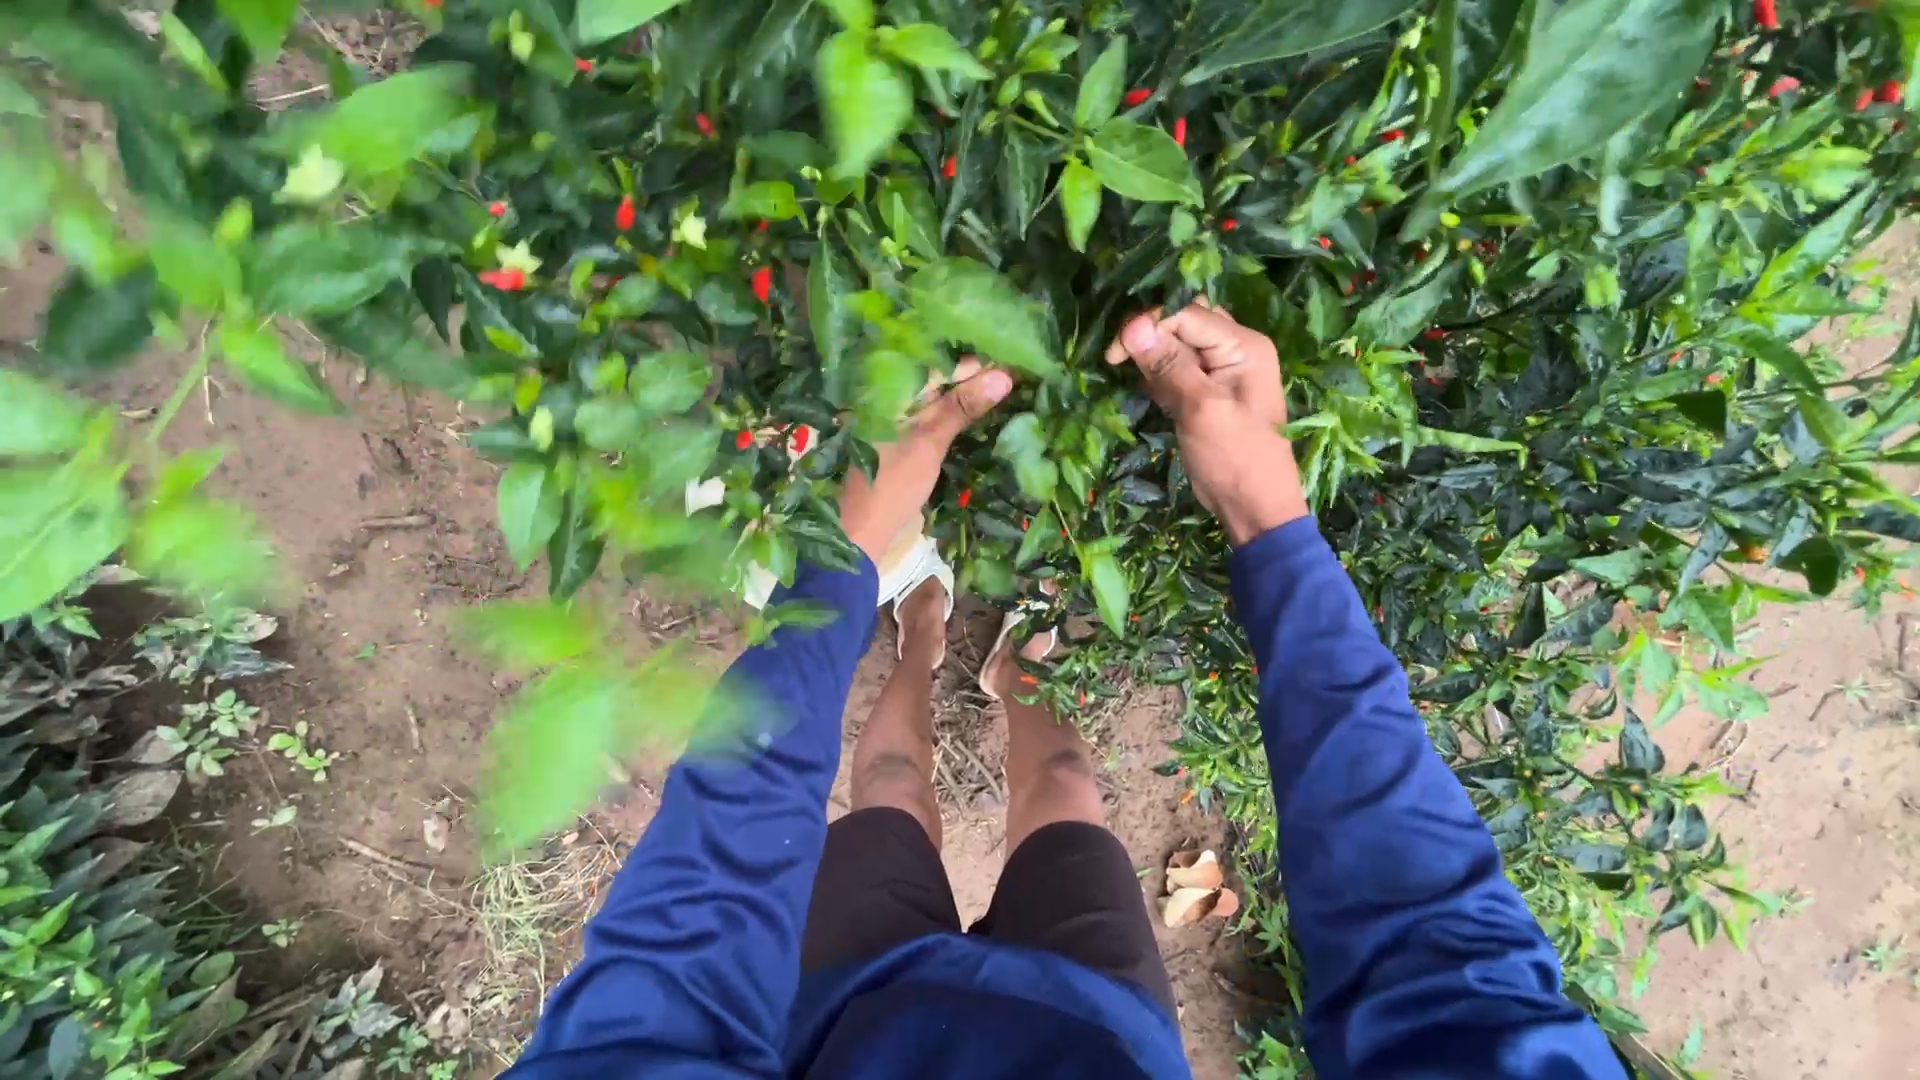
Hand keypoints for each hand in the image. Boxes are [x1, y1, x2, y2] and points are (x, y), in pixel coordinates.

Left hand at [839, 359, 1012, 563]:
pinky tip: (976, 408)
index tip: (1009, 356)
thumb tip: (1004, 376)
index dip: (971, 360)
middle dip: (971, 374)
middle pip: (934, 374)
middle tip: (1013, 370)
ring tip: (1004, 384)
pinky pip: (929, 411)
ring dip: (964, 392)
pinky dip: (951, 410)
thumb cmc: (892, 484)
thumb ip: (962, 407)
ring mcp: (889, 415)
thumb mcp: (930, 442)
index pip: (934, 361)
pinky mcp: (897, 434)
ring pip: (934, 394)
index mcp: (884, 388)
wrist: (862, 529)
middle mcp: (884, 394)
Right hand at [1104, 301, 1307, 545]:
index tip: (1114, 355)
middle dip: (1149, 338)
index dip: (1148, 325)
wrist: (1255, 509)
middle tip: (1122, 364)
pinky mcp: (1209, 393)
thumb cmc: (1235, 459)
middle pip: (1183, 323)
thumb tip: (1133, 326)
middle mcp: (1236, 350)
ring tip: (1146, 390)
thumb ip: (1169, 366)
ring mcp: (1223, 372)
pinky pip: (1178, 371)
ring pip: (1178, 347)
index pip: (1187, 313)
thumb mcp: (1200, 410)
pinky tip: (1155, 397)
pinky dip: (1160, 379)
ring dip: (1153, 360)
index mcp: (1244, 346)